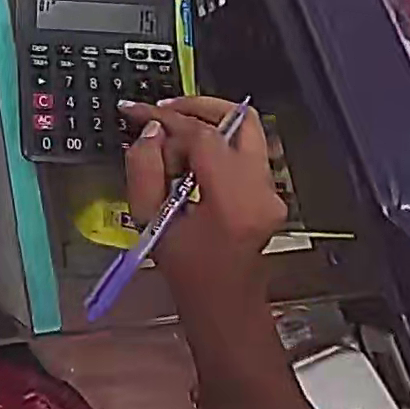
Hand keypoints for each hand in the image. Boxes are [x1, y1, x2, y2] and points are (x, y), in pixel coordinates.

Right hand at [120, 96, 286, 284]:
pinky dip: (214, 141)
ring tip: (171, 139)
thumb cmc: (185, 269)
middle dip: (198, 107)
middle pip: (240, 120)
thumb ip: (144, 168)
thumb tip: (152, 131)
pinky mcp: (269, 190)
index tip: (137, 111)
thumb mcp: (148, 219)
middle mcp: (263, 190)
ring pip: (245, 131)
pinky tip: (186, 156)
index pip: (204, 137)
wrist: (223, 302)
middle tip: (163, 109)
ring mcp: (272, 189)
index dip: (167, 118)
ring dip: (206, 124)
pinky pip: (243, 149)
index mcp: (234, 201)